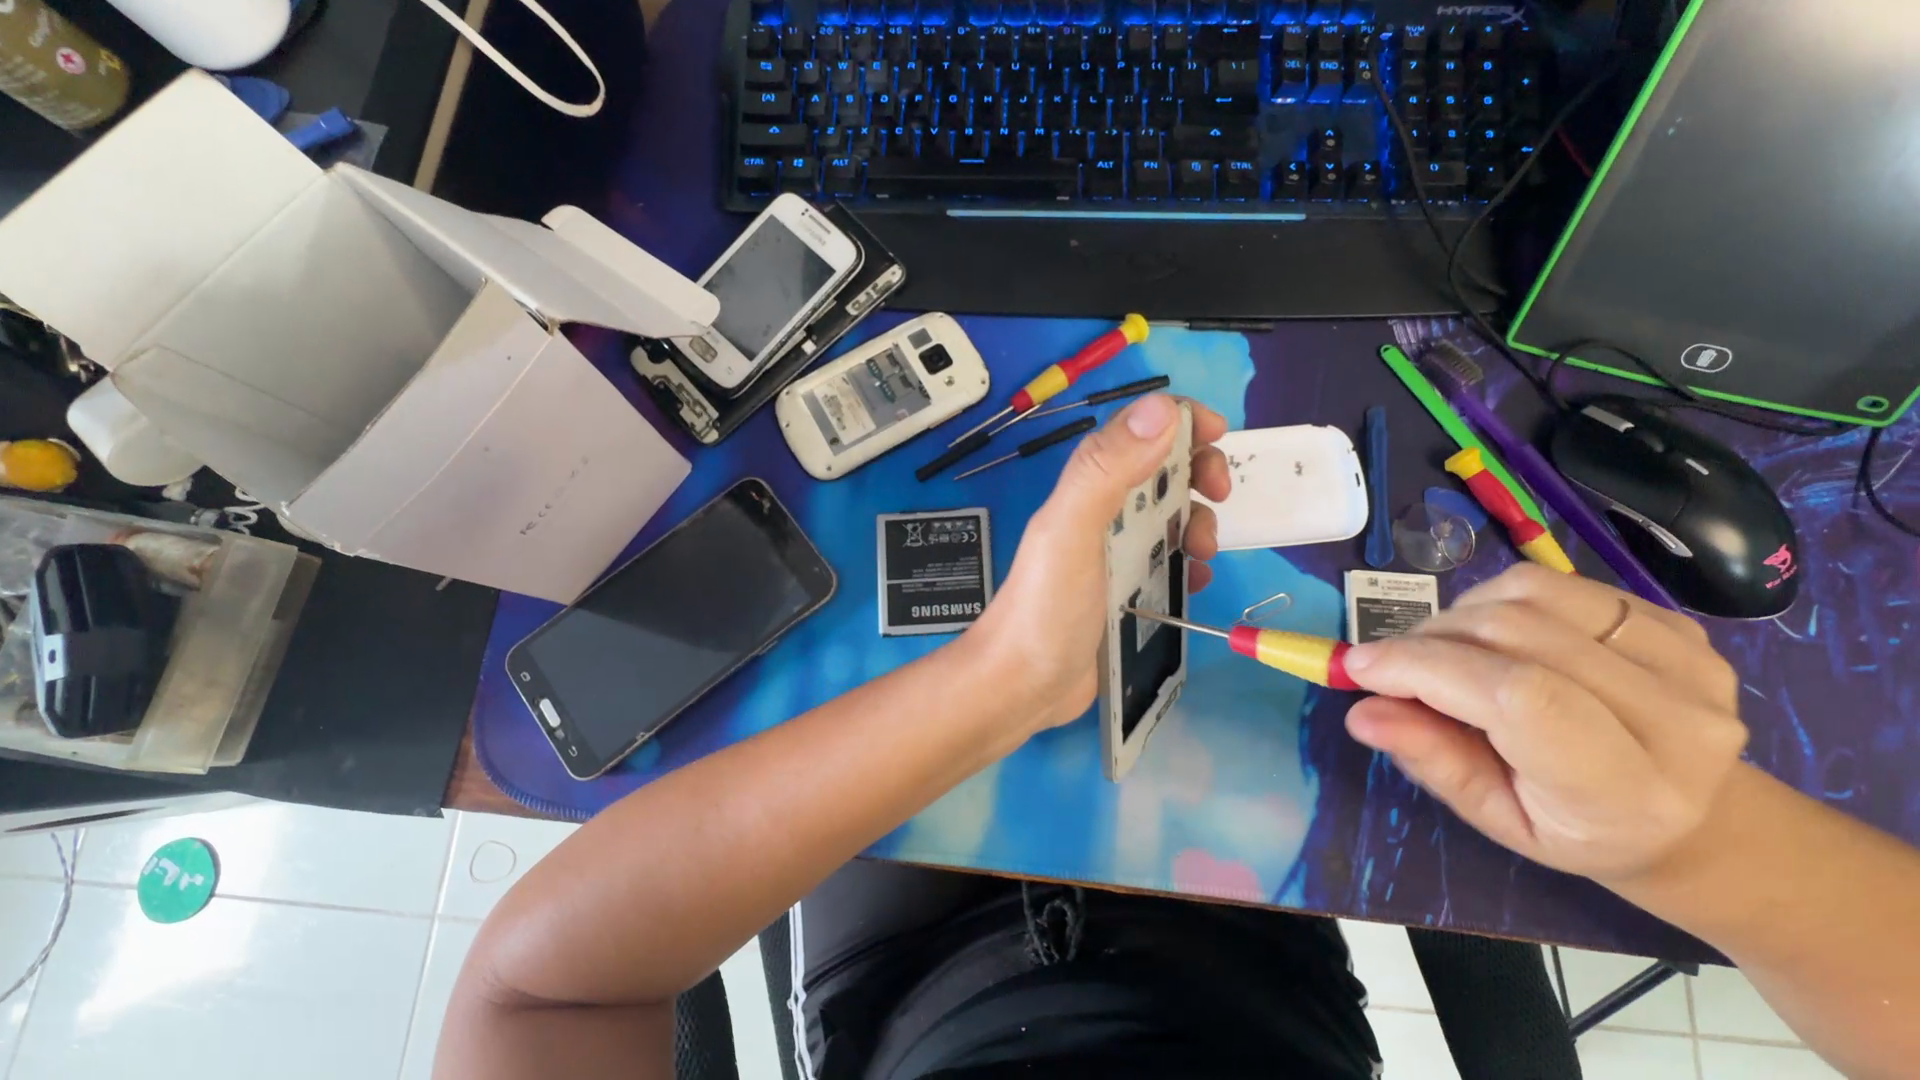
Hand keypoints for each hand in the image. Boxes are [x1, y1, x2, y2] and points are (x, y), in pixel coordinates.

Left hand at [959, 394, 1229, 733]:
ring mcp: (1115, 551)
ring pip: (1172, 516)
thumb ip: (1107, 469)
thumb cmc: (1047, 606)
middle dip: (1199, 473)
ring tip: (1202, 553)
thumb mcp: (1072, 530)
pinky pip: (1168, 561)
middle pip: (1163, 469)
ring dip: (1199, 522)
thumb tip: (1162, 408)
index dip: (1181, 422)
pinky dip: (1188, 563)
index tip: (1218, 436)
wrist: (1024, 684)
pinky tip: (1193, 581)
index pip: (1139, 429)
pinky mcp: (1126, 588)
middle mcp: (1101, 511)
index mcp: (1087, 486)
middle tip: (1217, 497)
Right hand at [1340, 564, 1749, 887]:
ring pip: (1533, 594)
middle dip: (1429, 640)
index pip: (1520, 698)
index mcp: (1625, 789)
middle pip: (1519, 634)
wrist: (1686, 817)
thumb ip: (1433, 760)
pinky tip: (1494, 637)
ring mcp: (1686, 662)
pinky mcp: (1678, 624)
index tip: (1361, 668)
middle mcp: (1674, 719)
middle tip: (1392, 666)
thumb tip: (1362, 713)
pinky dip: (1500, 600)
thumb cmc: (1573, 827)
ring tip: (1443, 650)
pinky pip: (1559, 584)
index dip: (1429, 669)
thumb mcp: (1494, 816)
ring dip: (1461, 614)